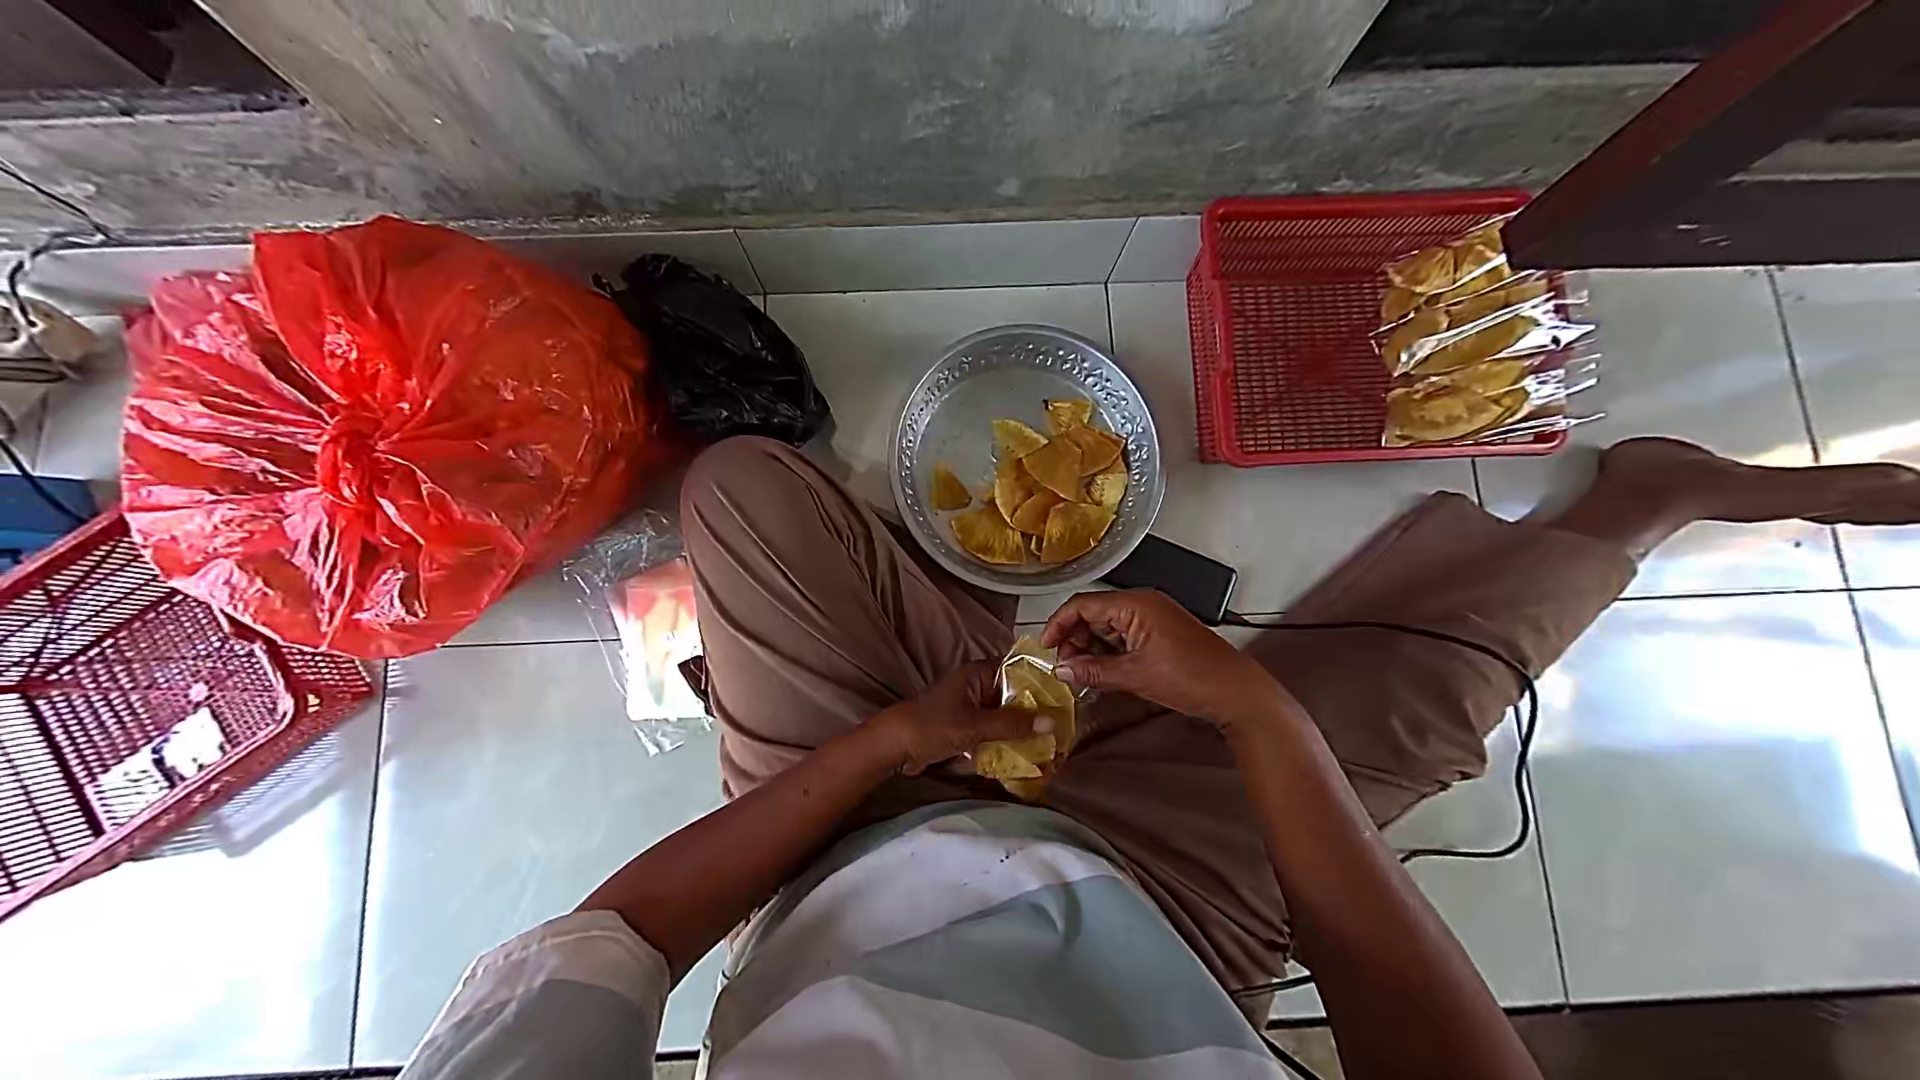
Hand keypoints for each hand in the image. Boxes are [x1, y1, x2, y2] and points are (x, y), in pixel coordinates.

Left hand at [860, 660, 1048, 775]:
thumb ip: (1012, 724)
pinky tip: (1023, 754)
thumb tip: (1050, 722)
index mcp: (977, 674)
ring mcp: (970, 706)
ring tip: (1048, 743)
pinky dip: (1004, 740)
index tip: (1064, 698)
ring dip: (1020, 729)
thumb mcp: (975, 726)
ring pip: (1003, 715)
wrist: (893, 747)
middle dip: (1033, 712)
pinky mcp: (964, 726)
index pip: (1017, 669)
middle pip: (1013, 695)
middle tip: (1061, 726)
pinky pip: (991, 730)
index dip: (1039, 682)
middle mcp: (975, 686)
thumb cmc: (931, 727)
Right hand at [1041, 589, 1294, 728]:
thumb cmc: (1193, 677)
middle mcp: (1143, 603)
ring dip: (1091, 647)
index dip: (1059, 624)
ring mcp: (1153, 617)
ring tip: (1082, 672)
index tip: (1045, 645)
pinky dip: (1109, 651)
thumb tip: (1063, 669)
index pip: (1083, 604)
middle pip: (1093, 613)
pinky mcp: (1160, 632)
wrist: (1236, 692)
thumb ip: (1093, 671)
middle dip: (1074, 638)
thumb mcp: (1134, 675)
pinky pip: (1124, 635)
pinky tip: (1102, 671)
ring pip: (1107, 626)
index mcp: (1135, 603)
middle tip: (1065, 664)